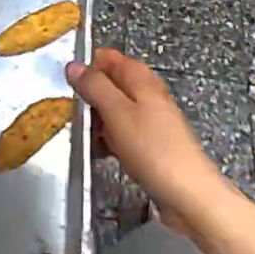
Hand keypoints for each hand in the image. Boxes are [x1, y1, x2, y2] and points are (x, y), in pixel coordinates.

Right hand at [66, 48, 228, 231]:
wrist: (189, 196)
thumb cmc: (152, 148)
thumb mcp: (117, 112)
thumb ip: (94, 86)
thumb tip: (73, 64)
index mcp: (139, 77)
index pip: (106, 57)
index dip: (85, 66)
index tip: (65, 83)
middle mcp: (145, 91)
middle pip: (109, 84)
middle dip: (89, 97)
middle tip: (71, 114)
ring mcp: (150, 118)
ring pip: (114, 110)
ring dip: (98, 121)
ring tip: (83, 137)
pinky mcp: (151, 143)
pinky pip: (122, 132)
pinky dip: (110, 139)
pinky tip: (102, 153)